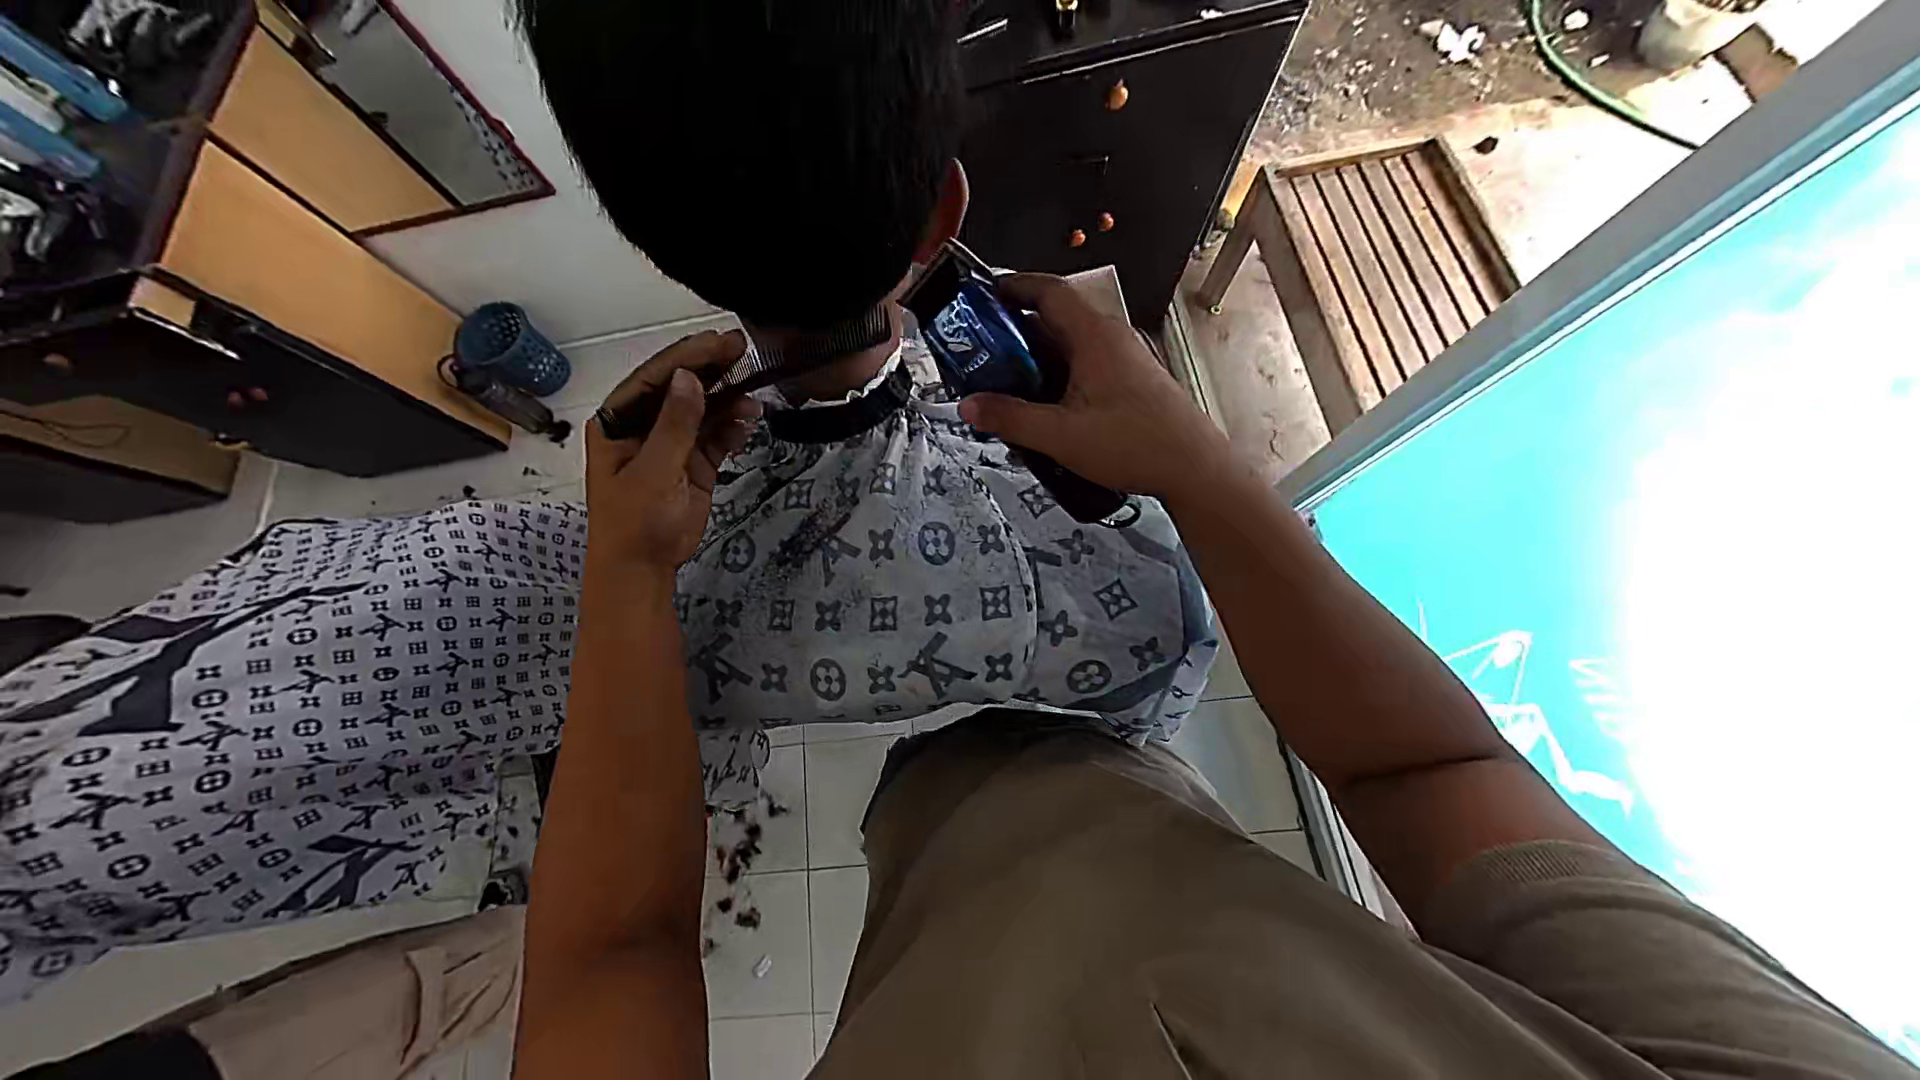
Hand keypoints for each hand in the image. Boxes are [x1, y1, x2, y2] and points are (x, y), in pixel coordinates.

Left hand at [587, 330, 761, 573]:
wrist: (642, 568)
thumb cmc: (635, 522)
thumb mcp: (653, 471)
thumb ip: (674, 424)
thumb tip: (688, 379)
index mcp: (619, 422)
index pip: (654, 379)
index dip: (688, 358)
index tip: (721, 343)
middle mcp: (644, 427)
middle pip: (680, 390)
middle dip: (711, 371)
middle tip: (742, 350)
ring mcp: (671, 445)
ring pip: (703, 413)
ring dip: (727, 402)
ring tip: (754, 392)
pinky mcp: (694, 465)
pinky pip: (716, 438)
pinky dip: (733, 429)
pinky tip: (749, 419)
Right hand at [957, 274, 1236, 497]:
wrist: (1193, 468)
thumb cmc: (1136, 444)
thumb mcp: (1060, 434)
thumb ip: (1010, 418)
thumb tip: (970, 406)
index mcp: (1094, 336)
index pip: (1048, 290)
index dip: (1012, 287)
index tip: (983, 295)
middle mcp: (1110, 339)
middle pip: (1054, 320)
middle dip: (1014, 334)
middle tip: (981, 355)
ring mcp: (1122, 360)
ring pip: (1068, 348)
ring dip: (1035, 361)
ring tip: (1005, 387)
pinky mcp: (1128, 382)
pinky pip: (1083, 368)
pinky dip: (1057, 378)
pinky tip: (1042, 410)